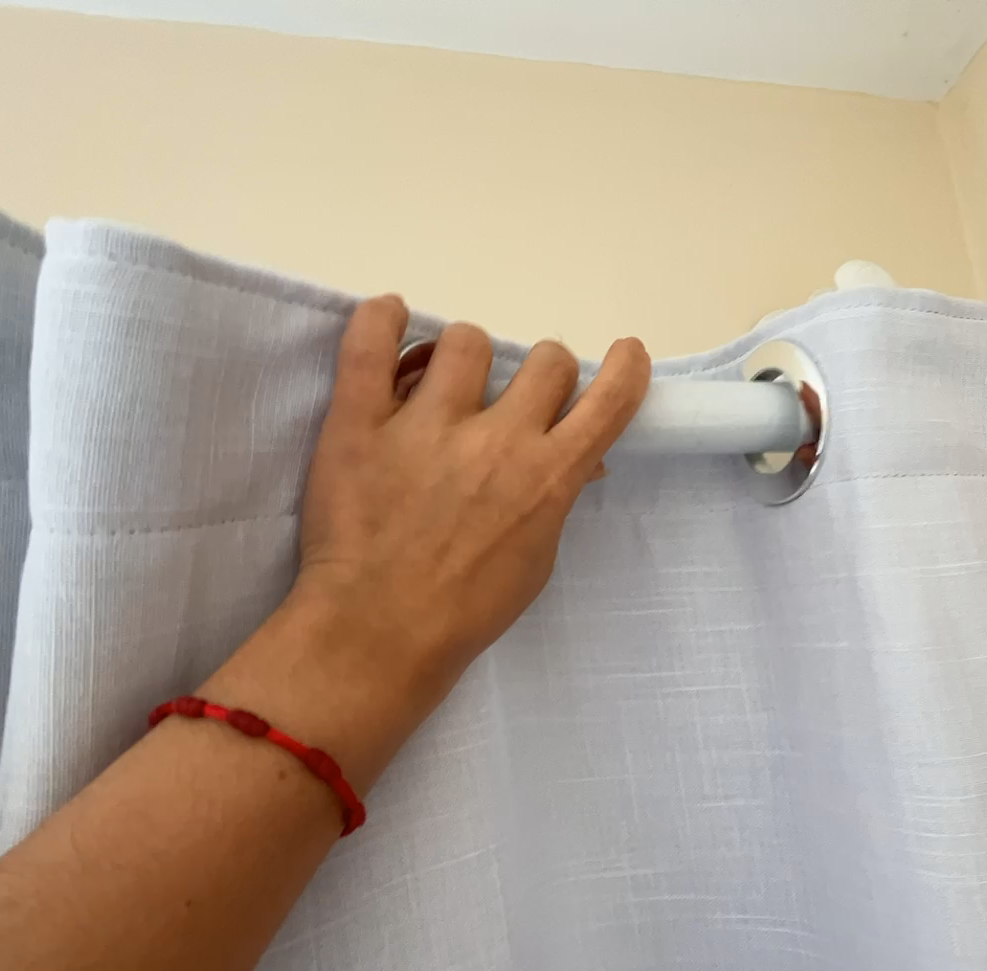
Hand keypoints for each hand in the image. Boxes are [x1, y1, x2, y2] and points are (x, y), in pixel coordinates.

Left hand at [204, 297, 649, 785]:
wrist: (380, 635)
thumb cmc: (470, 607)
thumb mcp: (538, 559)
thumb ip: (557, 497)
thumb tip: (581, 458)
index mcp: (550, 476)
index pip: (610, 398)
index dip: (625, 368)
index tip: (623, 356)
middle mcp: (500, 439)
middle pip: (547, 359)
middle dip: (542, 374)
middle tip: (516, 400)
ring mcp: (428, 425)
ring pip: (467, 339)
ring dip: (467, 359)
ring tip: (445, 386)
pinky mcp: (361, 421)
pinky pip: (370, 343)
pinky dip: (382, 320)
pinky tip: (391, 319)